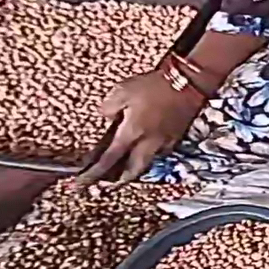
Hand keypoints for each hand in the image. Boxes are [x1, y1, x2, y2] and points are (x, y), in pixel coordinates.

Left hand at [78, 72, 205, 185]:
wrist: (187, 83)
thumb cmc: (154, 86)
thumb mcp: (121, 91)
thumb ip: (108, 108)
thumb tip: (106, 116)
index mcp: (132, 133)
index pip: (109, 159)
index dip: (94, 174)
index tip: (81, 185)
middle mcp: (150, 142)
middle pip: (134, 170)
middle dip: (121, 180)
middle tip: (110, 183)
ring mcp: (166, 141)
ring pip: (149, 162)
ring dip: (137, 166)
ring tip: (127, 165)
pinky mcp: (177, 136)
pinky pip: (161, 151)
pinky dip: (150, 153)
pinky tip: (146, 146)